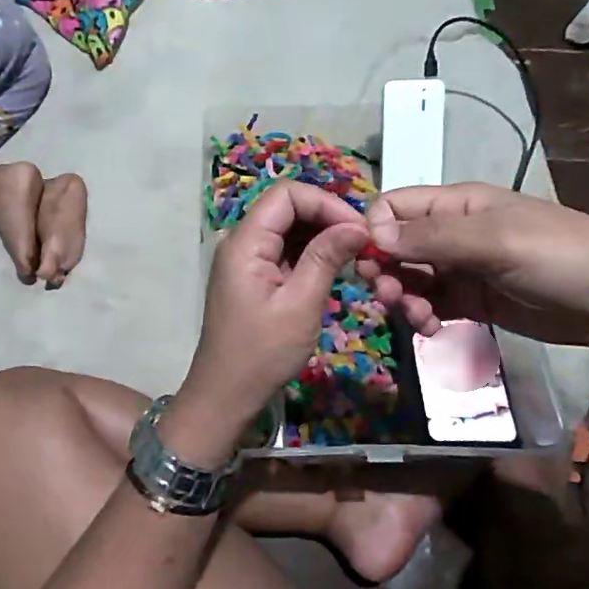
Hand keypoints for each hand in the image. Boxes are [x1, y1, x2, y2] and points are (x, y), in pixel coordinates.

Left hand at [180, 181, 368, 426]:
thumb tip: (357, 225)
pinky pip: (283, 251)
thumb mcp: (300, 305)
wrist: (226, 393)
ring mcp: (244, 260)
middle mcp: (240, 242)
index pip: (286, 195)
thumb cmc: (263, 353)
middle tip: (362, 242)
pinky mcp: (252, 277)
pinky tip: (333, 267)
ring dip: (321, 235)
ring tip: (354, 254)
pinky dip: (309, 253)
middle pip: (286, 208)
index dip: (325, 203)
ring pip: (287, 229)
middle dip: (326, 217)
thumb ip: (325, 258)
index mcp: (244, 243)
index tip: (358, 228)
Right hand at [356, 183, 588, 345]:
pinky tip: (433, 327)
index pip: (392, 208)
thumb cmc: (560, 256)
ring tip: (420, 318)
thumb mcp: (493, 241)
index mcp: (454, 205)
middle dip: (385, 271)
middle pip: (394, 247)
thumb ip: (431, 237)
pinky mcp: (473, 300)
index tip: (372, 263)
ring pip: (409, 279)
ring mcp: (462, 268)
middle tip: (391, 298)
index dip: (374, 232)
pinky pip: (431, 304)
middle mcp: (451, 233)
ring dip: (403, 298)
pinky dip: (423, 316)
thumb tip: (371, 235)